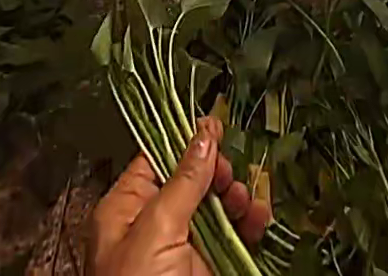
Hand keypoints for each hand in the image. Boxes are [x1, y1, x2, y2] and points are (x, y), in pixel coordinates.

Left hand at [88, 117, 269, 275]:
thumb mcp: (156, 229)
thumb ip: (184, 179)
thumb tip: (204, 132)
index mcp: (127, 209)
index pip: (157, 157)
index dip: (186, 140)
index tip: (216, 125)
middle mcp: (154, 224)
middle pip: (191, 178)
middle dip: (216, 171)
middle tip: (229, 176)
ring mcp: (183, 248)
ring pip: (216, 206)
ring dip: (237, 196)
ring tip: (246, 201)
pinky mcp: (208, 269)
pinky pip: (233, 237)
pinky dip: (249, 223)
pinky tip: (260, 218)